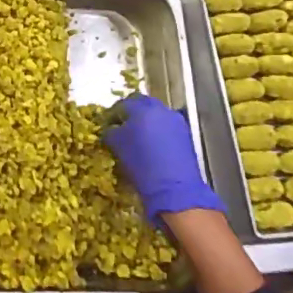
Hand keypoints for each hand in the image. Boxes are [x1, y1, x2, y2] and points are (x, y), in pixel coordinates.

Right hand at [102, 94, 222, 221]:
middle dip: (131, 114)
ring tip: (137, 139)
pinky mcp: (185, 134)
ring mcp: (176, 121)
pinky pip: (166, 126)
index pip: (122, 104)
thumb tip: (111, 129)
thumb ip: (111, 132)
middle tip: (121, 128)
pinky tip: (152, 147)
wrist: (174, 188)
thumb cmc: (141, 164)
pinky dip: (157, 132)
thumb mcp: (118, 147)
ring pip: (156, 115)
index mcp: (142, 109)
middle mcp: (161, 109)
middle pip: (142, 105)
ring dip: (145, 123)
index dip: (112, 114)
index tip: (107, 125)